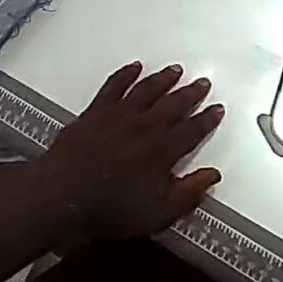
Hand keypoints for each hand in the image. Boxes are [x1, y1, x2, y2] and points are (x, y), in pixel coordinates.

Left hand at [34, 62, 223, 243]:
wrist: (65, 194)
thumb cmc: (112, 209)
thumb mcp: (159, 214)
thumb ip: (188, 193)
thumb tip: (212, 176)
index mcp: (161, 151)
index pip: (191, 131)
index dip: (206, 120)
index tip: (217, 109)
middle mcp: (143, 126)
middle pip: (172, 105)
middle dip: (190, 93)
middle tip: (202, 83)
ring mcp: (118, 115)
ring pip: (146, 90)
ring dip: (162, 79)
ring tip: (175, 70)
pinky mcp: (96, 110)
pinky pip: (114, 85)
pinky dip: (125, 74)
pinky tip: (134, 67)